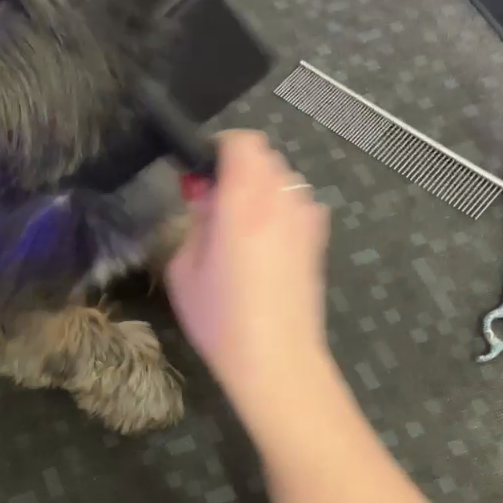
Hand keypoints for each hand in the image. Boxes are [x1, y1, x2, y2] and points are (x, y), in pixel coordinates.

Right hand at [165, 130, 332, 410]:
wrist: (275, 359)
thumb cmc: (220, 318)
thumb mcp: (184, 269)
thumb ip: (196, 221)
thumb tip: (204, 196)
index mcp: (244, 203)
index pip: (242, 143)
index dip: (217, 148)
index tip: (198, 173)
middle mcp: (281, 201)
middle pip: (264, 157)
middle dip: (235, 169)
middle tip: (211, 203)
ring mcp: (306, 219)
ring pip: (282, 180)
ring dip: (258, 189)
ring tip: (236, 227)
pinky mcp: (318, 240)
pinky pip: (295, 204)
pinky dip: (276, 209)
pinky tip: (260, 245)